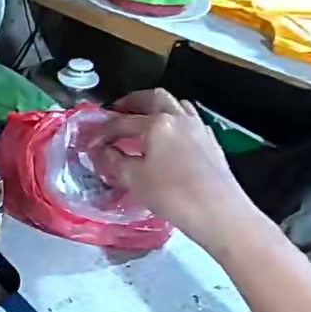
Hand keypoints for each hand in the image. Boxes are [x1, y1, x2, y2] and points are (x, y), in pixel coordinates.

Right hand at [94, 90, 265, 250]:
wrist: (218, 212)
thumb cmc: (173, 196)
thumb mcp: (135, 180)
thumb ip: (115, 161)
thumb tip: (102, 151)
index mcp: (157, 124)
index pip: (122, 122)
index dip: (103, 132)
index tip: (92, 142)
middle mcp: (179, 118)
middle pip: (153, 98)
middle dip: (132, 102)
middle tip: (118, 111)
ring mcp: (198, 128)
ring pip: (175, 105)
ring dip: (157, 107)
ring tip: (144, 119)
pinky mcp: (211, 142)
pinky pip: (189, 120)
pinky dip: (174, 121)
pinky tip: (170, 138)